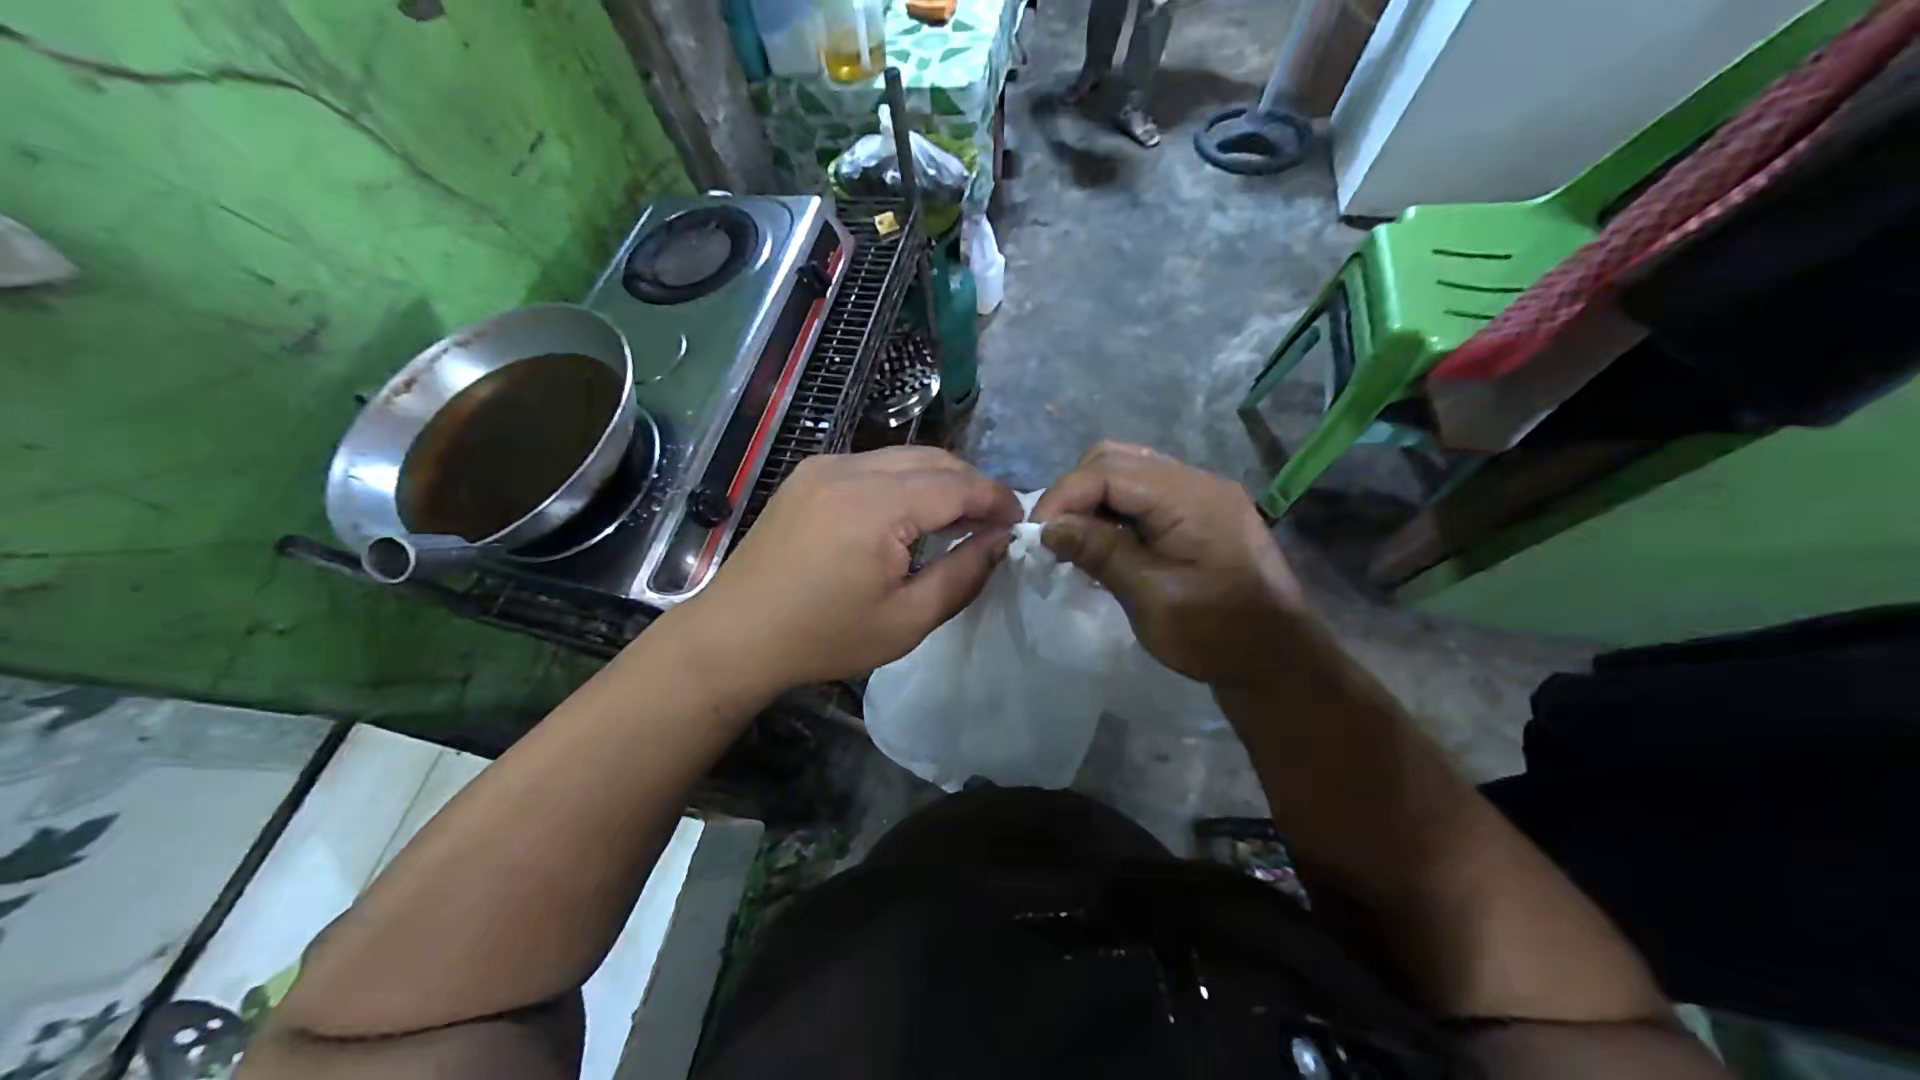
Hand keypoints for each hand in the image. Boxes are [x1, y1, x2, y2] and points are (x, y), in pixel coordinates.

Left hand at [665, 447, 1021, 692]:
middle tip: (991, 522)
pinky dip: (902, 481)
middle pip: (932, 459)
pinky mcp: (806, 475)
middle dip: (971, 484)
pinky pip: (871, 465)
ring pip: (902, 457)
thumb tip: (1001, 540)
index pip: (957, 484)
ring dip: (937, 480)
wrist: (736, 635)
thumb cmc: (825, 636)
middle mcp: (849, 469)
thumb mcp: (907, 619)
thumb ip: (964, 574)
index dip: (995, 498)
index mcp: (876, 505)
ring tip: (955, 518)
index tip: (1018, 521)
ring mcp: (823, 466)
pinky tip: (905, 515)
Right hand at [1033, 441, 1308, 685]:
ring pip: (1129, 472)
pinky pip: (1146, 494)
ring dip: (1094, 500)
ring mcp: (1202, 494)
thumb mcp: (1150, 596)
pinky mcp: (1201, 513)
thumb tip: (1048, 527)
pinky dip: (1116, 510)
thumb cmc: (1215, 633)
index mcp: (1189, 496)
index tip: (1036, 535)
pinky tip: (1106, 544)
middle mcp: (1197, 481)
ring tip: (1076, 541)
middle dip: (1076, 492)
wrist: (1277, 661)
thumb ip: (1099, 551)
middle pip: (1116, 459)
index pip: (1108, 471)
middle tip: (1056, 537)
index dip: (1063, 495)